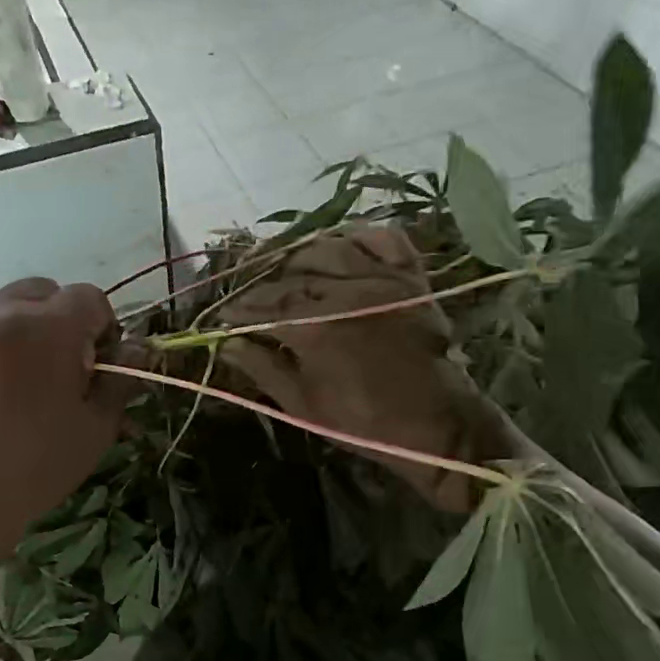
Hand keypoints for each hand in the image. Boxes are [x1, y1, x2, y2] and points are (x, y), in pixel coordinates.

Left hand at [0, 277, 127, 574]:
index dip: (101, 328)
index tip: (95, 365)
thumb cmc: (32, 471)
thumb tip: (138, 347)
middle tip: (54, 371)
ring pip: (0, 307)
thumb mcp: (94, 430)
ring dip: (17, 331)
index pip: (89, 297)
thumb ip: (121, 378)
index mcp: (47, 330)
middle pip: (42, 293)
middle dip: (58, 321)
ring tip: (10, 383)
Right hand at [217, 221, 521, 511]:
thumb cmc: (363, 422)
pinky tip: (339, 245)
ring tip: (285, 271)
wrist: (436, 424)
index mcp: (315, 328)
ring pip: (328, 249)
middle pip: (291, 277)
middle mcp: (345, 292)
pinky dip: (357, 236)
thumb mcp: (303, 404)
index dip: (238, 309)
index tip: (223, 316)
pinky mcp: (410, 277)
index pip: (263, 306)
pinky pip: (382, 239)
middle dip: (262, 287)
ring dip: (299, 257)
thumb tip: (229, 344)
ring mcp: (382, 279)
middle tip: (248, 299)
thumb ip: (264, 368)